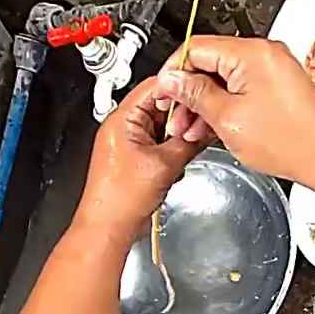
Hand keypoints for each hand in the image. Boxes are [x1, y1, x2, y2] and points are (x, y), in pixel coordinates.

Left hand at [73, 76, 206, 242]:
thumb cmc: (119, 199)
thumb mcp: (165, 165)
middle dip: (183, 115)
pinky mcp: (135, 158)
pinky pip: (159, 144)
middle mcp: (123, 127)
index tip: (202, 90)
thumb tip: (207, 129)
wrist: (108, 227)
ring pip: (162, 126)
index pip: (156, 86)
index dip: (181, 86)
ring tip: (191, 144)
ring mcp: (129, 143)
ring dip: (178, 135)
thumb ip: (189, 143)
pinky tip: (180, 160)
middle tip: (201, 124)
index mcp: (123, 119)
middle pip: (161, 106)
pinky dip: (172, 149)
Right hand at [153, 36, 314, 181]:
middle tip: (176, 115)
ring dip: (204, 102)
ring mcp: (272, 68)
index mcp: (251, 53)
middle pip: (210, 63)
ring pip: (224, 77)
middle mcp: (264, 53)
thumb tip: (172, 80)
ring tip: (192, 128)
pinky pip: (241, 86)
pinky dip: (224, 104)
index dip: (174, 72)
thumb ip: (194, 94)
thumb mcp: (226, 118)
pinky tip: (213, 125)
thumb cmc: (288, 141)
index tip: (165, 92)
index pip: (195, 48)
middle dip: (189, 92)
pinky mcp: (277, 84)